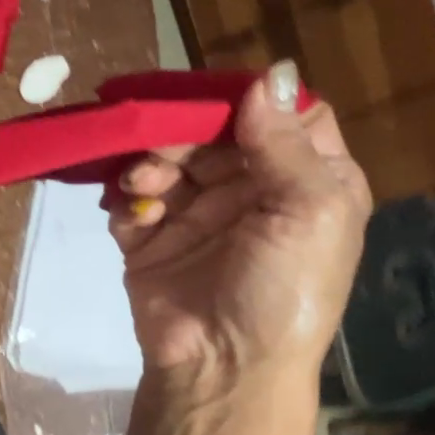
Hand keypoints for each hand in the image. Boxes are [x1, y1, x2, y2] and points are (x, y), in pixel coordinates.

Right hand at [111, 60, 370, 384]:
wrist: (224, 361)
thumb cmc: (285, 286)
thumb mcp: (309, 208)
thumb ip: (285, 143)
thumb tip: (269, 73)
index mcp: (304, 178)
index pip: (278, 118)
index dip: (246, 101)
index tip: (207, 96)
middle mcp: (249, 191)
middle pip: (211, 139)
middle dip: (181, 136)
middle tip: (155, 145)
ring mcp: (193, 218)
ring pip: (165, 169)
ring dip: (148, 168)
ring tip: (142, 187)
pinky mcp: (147, 244)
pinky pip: (130, 208)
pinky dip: (125, 203)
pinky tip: (130, 214)